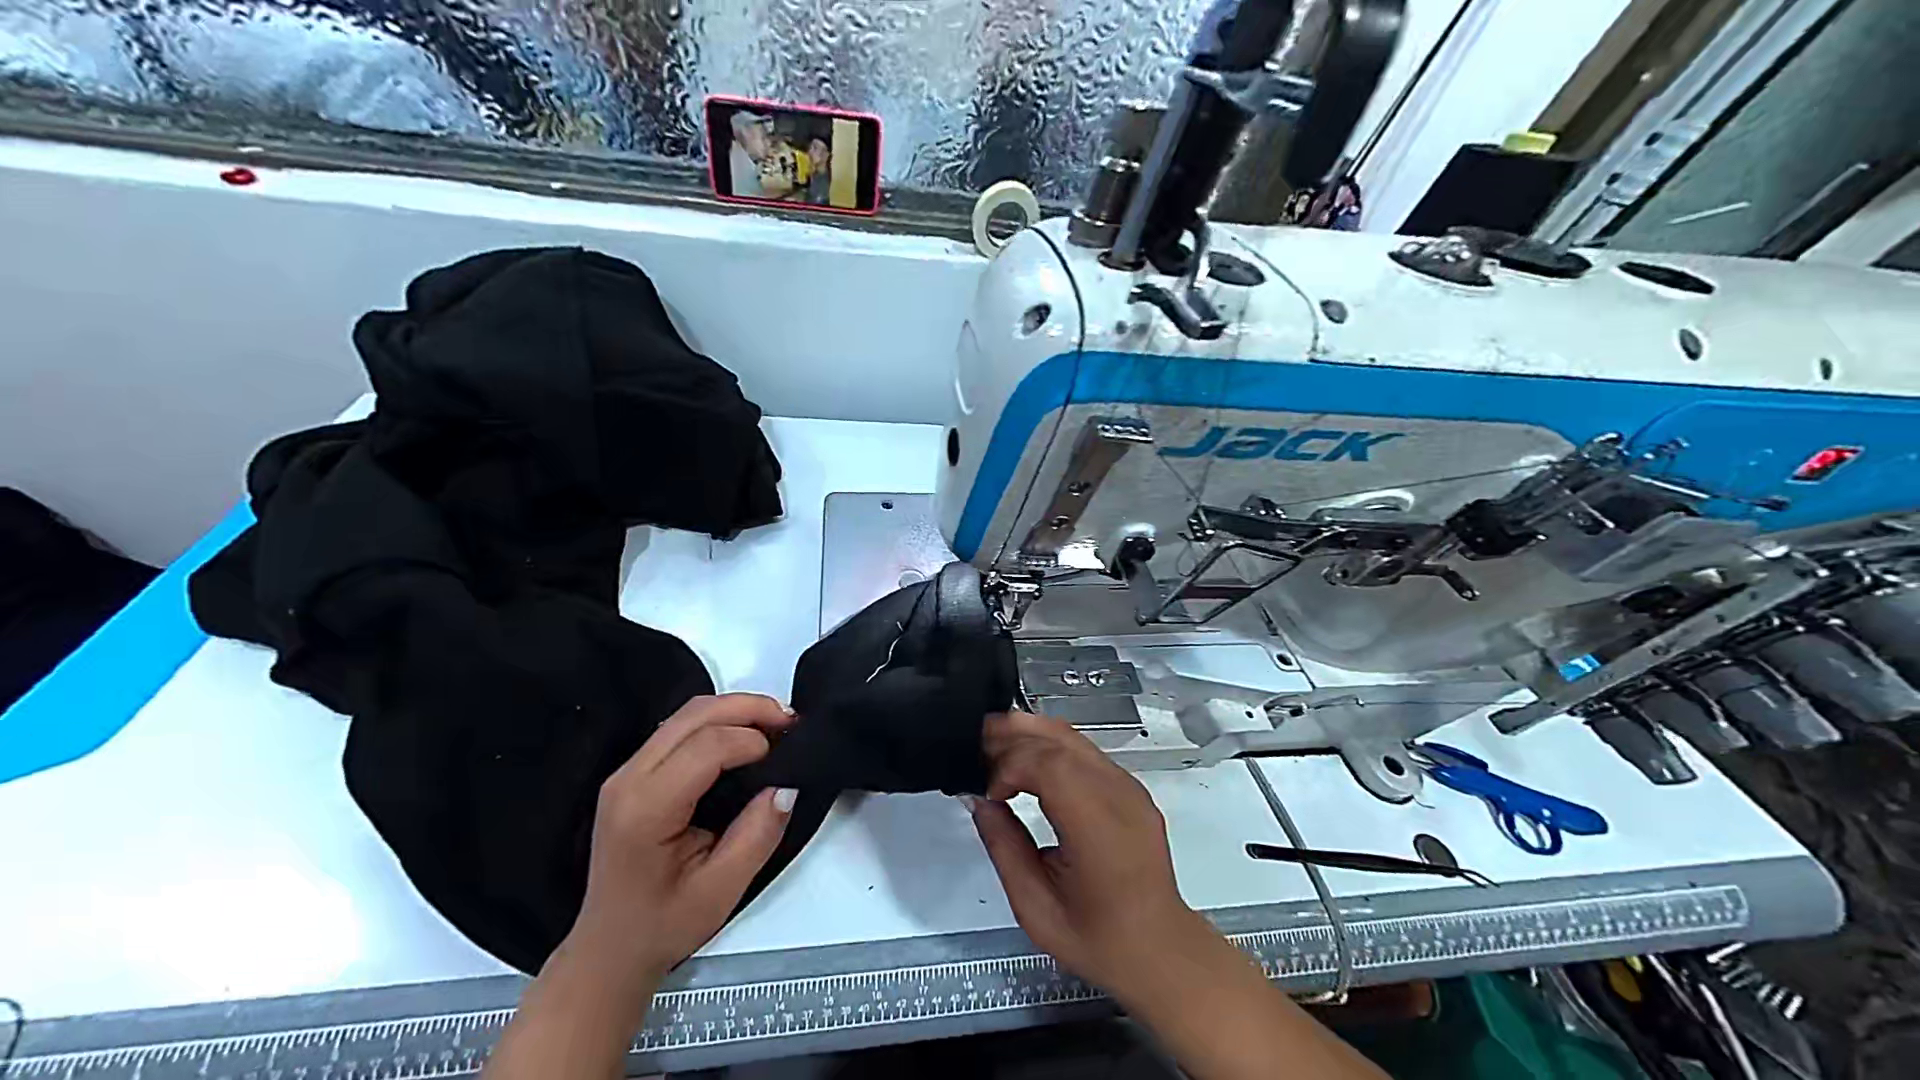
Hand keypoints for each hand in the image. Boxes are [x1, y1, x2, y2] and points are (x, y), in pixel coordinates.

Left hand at [486, 694, 798, 1079]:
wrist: (609, 948)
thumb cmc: (663, 925)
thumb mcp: (721, 891)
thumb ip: (757, 835)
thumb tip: (787, 786)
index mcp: (646, 809)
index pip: (705, 747)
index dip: (752, 740)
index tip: (786, 755)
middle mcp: (628, 778)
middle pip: (694, 715)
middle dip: (749, 708)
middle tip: (792, 721)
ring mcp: (626, 771)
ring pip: (686, 713)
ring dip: (735, 709)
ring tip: (776, 724)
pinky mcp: (633, 772)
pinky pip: (679, 727)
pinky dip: (719, 720)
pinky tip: (746, 735)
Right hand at [968, 713, 1390, 1079]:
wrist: (1173, 956)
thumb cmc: (1106, 943)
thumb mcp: (1040, 909)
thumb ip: (1006, 849)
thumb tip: (982, 801)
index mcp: (1100, 824)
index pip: (1048, 762)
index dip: (1008, 757)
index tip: (979, 777)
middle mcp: (1120, 793)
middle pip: (1063, 736)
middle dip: (1014, 729)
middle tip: (976, 739)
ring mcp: (1130, 788)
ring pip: (1077, 735)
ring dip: (1034, 732)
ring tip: (995, 743)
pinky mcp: (1133, 792)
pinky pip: (1087, 751)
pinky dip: (1053, 746)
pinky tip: (1030, 762)